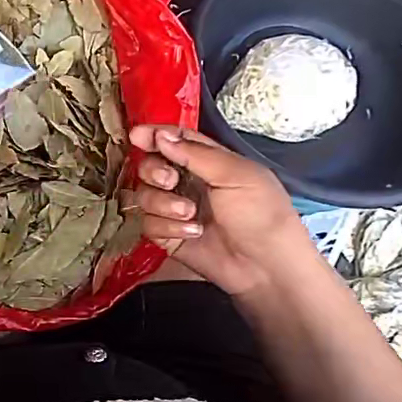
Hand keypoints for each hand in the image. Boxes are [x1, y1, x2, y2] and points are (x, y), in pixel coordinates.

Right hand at [126, 125, 319, 295]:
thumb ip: (195, 153)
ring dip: (162, 203)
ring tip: (189, 214)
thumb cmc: (262, 215)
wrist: (264, 265)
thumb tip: (161, 135)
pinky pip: (149, 224)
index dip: (154, 135)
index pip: (175, 140)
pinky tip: (192, 233)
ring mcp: (178, 211)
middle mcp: (190, 184)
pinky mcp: (171, 236)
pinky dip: (167, 227)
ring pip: (146, 196)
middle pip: (152, 166)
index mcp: (210, 162)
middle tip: (170, 181)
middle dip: (154, 171)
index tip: (137, 136)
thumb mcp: (235, 174)